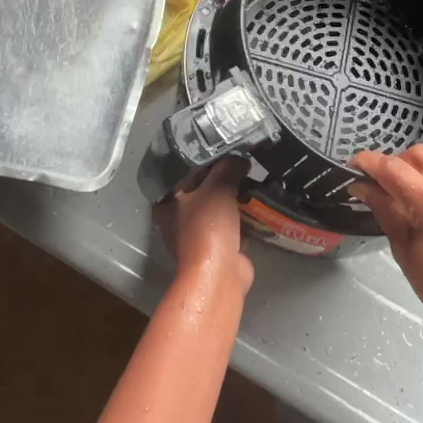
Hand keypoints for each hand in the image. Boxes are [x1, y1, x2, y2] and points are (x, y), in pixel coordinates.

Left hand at [156, 158, 252, 291]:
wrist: (220, 274)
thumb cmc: (208, 227)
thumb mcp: (218, 188)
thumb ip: (228, 168)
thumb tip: (240, 158)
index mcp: (166, 202)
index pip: (182, 171)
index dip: (202, 158)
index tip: (223, 148)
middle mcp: (177, 217)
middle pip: (201, 189)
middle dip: (221, 179)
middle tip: (241, 162)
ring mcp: (197, 234)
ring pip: (217, 207)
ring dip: (233, 199)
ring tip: (251, 179)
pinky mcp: (216, 247)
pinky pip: (230, 225)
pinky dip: (242, 218)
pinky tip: (256, 205)